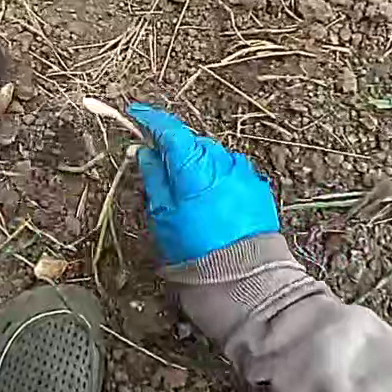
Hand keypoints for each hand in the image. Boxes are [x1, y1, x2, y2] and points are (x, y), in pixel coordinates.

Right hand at [128, 104, 279, 263]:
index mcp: (195, 164)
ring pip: (211, 157)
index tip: (135, 115)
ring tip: (187, 194)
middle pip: (191, 143)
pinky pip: (229, 172)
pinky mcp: (257, 186)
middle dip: (174, 150)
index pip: (169, 129)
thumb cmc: (196, 249)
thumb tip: (145, 152)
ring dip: (196, 165)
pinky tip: (209, 202)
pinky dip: (216, 178)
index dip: (150, 120)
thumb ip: (153, 176)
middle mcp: (222, 160)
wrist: (243, 277)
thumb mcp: (163, 214)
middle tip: (157, 166)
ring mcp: (243, 172)